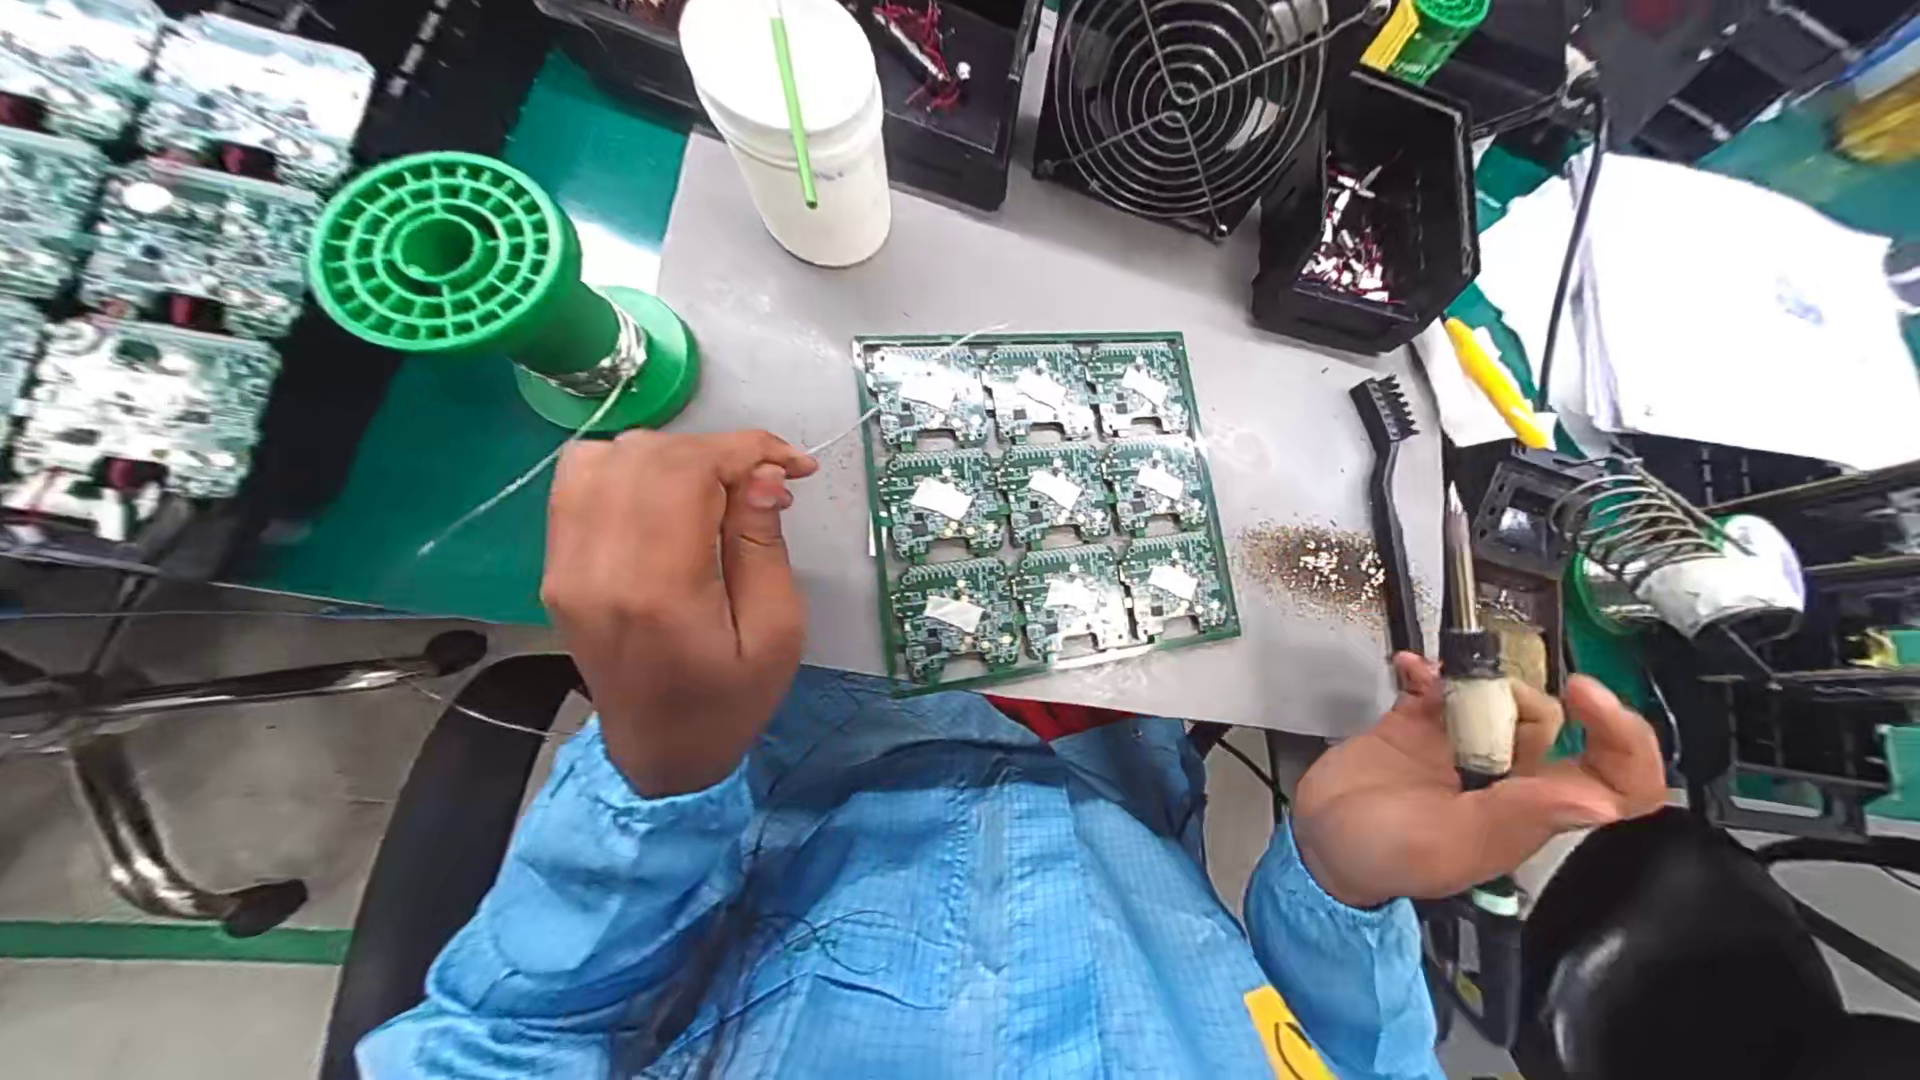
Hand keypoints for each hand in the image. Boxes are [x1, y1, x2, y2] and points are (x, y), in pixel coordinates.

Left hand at [542, 430, 817, 794]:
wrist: (662, 753)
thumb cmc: (732, 700)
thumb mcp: (777, 630)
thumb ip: (763, 545)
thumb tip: (760, 475)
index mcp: (658, 588)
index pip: (688, 471)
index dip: (747, 450)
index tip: (794, 466)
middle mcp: (596, 566)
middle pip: (648, 455)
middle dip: (719, 452)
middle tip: (764, 484)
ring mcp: (565, 564)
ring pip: (606, 456)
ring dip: (675, 456)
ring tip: (718, 489)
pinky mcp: (557, 566)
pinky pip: (579, 481)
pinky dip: (630, 468)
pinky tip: (669, 495)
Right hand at [1291, 653, 1666, 908]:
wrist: (1318, 836)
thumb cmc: (1382, 856)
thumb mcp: (1450, 843)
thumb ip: (1514, 817)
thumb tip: (1597, 804)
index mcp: (1526, 811)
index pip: (1610, 780)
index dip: (1620, 739)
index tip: (1589, 696)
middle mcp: (1499, 777)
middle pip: (1546, 723)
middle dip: (1519, 697)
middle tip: (1478, 692)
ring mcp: (1452, 749)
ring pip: (1491, 700)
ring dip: (1471, 680)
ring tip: (1433, 678)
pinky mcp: (1410, 728)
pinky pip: (1431, 690)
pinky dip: (1425, 672)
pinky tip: (1410, 667)